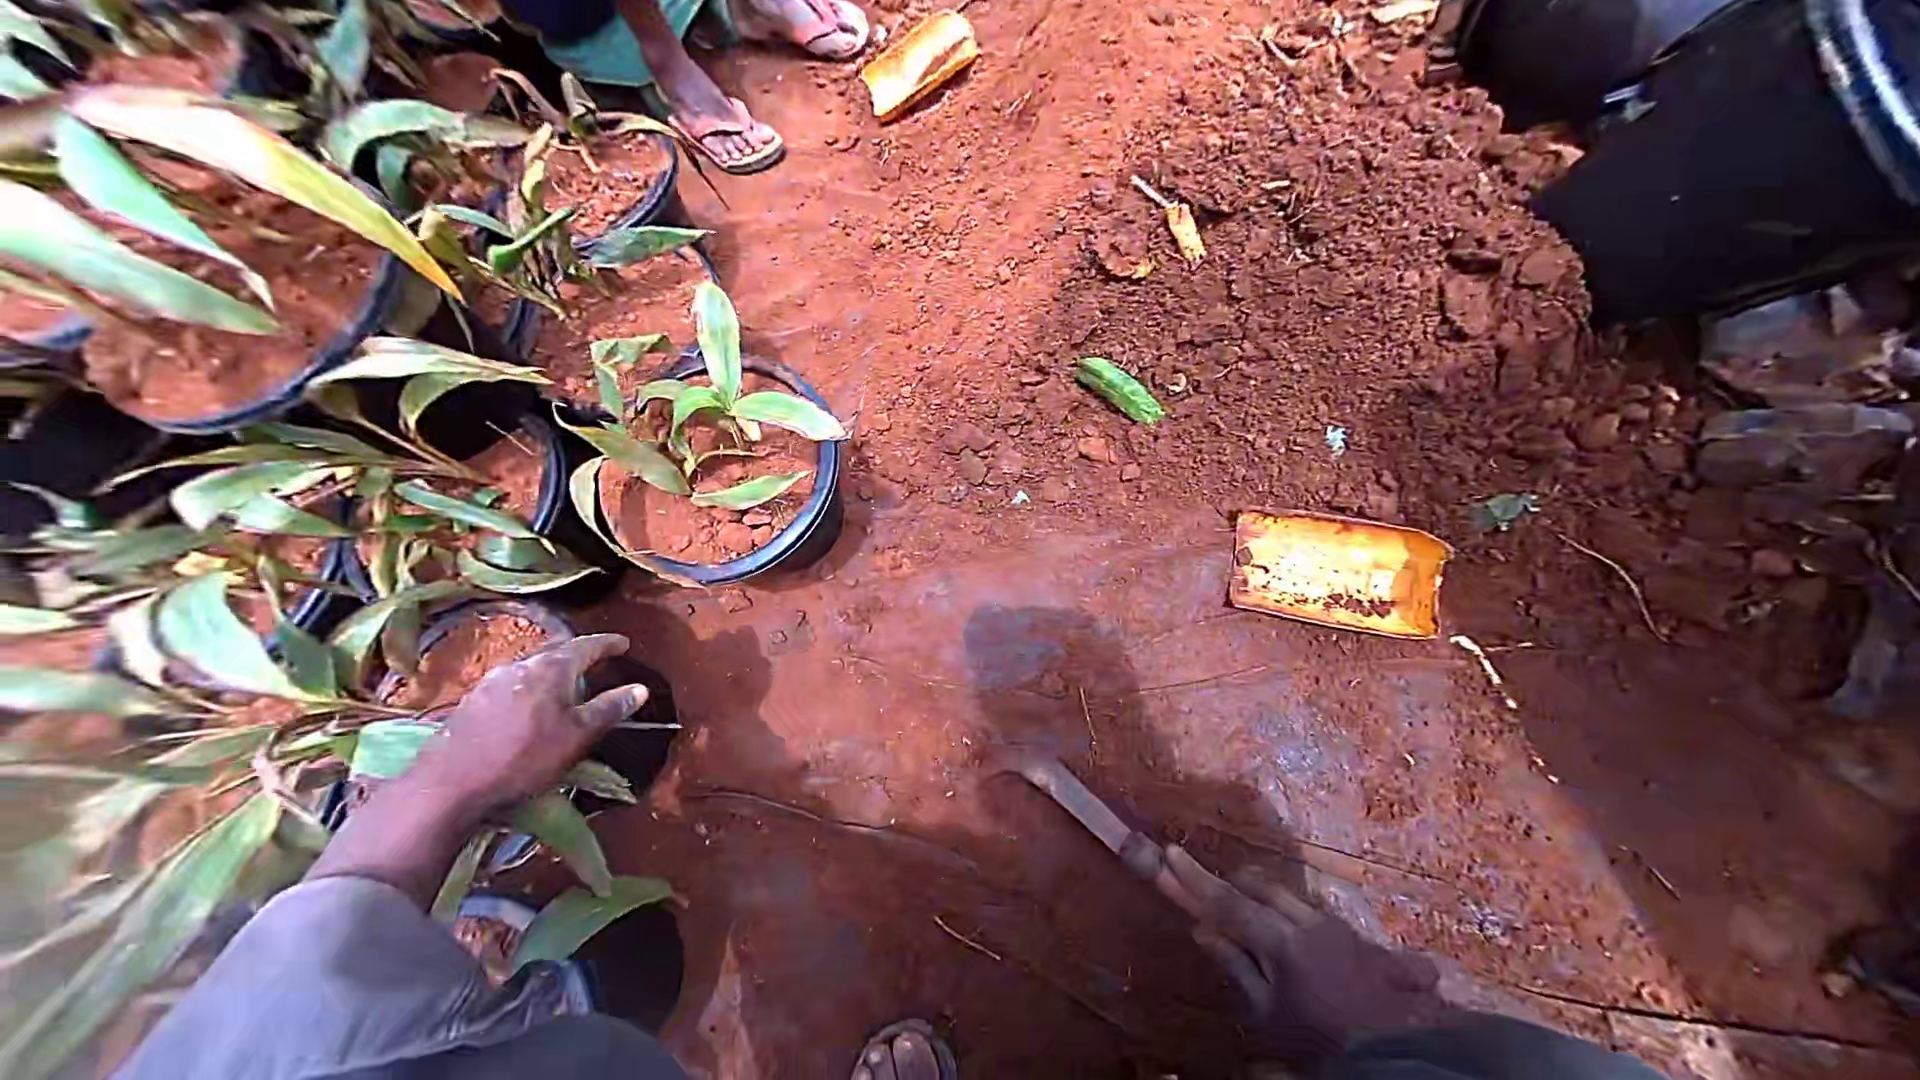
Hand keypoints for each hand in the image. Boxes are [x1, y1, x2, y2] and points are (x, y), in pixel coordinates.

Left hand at [404, 633, 650, 816]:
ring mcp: (489, 684)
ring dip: (551, 674)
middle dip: (578, 656)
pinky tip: (529, 708)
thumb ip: (610, 708)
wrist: (445, 789)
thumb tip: (640, 688)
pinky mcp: (469, 704)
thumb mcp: (578, 736)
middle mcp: (519, 666)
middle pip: (556, 653)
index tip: (624, 644)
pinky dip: (529, 689)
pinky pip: (510, 686)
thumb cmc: (523, 758)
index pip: (587, 645)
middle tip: (596, 664)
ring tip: (564, 688)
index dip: (608, 644)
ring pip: (530, 669)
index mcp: (551, 668)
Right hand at [1166, 844, 1445, 1065]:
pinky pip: (1331, 922)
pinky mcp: (1369, 945)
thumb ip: (1235, 966)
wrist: (1396, 1063)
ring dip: (1269, 902)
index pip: (1228, 902)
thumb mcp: (1268, 1014)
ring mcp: (1342, 931)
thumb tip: (1201, 930)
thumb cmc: (1318, 1043)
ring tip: (1263, 927)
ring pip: (1293, 899)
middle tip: (1216, 895)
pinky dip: (1313, 928)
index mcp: (1281, 940)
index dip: (1195, 878)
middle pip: (1261, 887)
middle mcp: (1311, 923)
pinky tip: (1325, 953)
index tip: (1170, 853)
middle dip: (1234, 884)